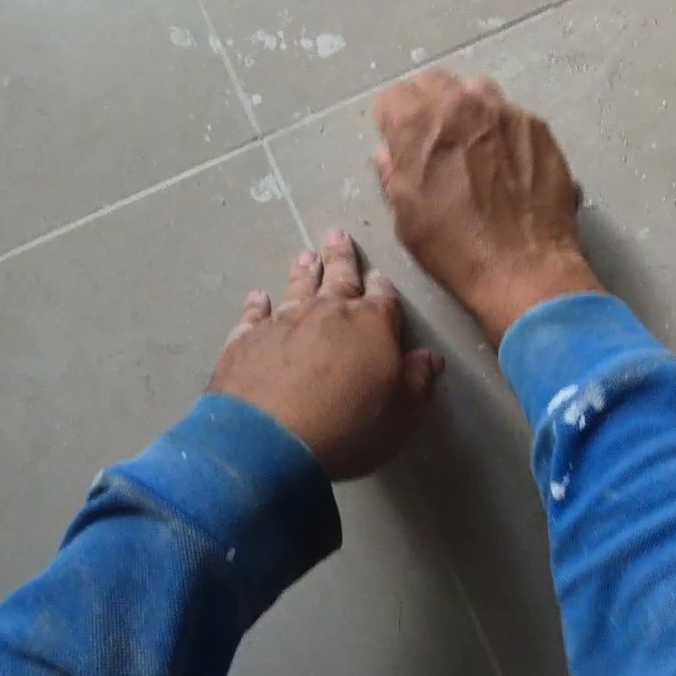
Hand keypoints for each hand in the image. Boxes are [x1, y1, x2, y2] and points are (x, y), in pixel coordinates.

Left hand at [208, 229, 444, 481]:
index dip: (382, 287)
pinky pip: (253, 314)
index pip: (383, 298)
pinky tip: (258, 297)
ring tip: (304, 255)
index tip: (379, 276)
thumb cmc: (349, 428)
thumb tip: (430, 357)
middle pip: (338, 277)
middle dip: (340, 257)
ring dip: (302, 271)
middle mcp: (328, 313)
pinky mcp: (245, 340)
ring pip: (296, 288)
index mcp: (372, 326)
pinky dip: (257, 304)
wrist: (270, 441)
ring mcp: (283, 323)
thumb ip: (418, 382)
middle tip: (337, 234)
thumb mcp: (402, 414)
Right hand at [372, 70, 601, 346]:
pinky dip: (504, 133)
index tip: (399, 143)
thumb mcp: (406, 217)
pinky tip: (508, 166)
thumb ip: (393, 174)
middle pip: (434, 83)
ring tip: (473, 147)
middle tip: (434, 141)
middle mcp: (463, 103)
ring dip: (468, 111)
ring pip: (477, 92)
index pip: (392, 97)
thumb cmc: (455, 249)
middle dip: (427, 107)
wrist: (523, 268)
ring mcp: (506, 112)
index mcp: (419, 122)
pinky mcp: (539, 129)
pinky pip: (513, 118)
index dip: (391, 123)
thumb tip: (390, 154)